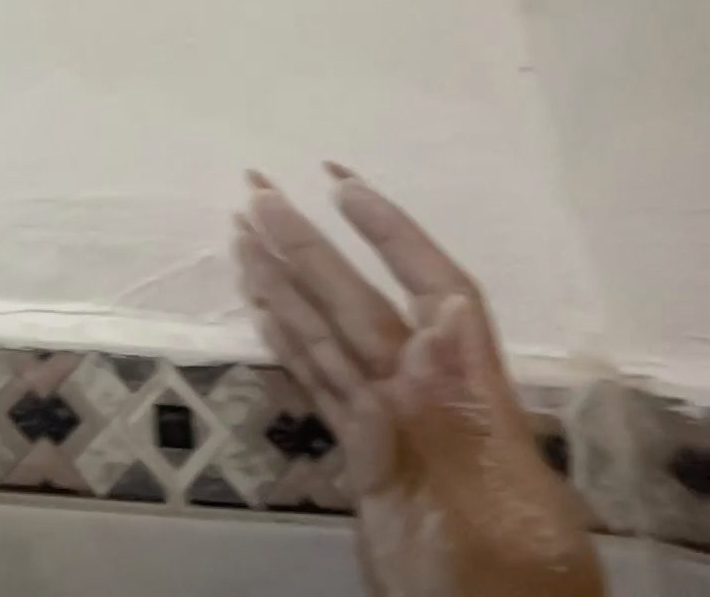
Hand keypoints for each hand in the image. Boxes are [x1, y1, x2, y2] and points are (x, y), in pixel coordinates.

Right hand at [233, 165, 602, 596]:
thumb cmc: (498, 588)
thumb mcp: (493, 508)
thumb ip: (459, 412)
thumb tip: (443, 316)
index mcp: (464, 403)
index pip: (432, 294)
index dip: (391, 234)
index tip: (338, 183)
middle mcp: (421, 398)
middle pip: (355, 305)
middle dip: (307, 245)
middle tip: (254, 192)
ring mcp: (385, 422)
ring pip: (325, 334)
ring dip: (283, 281)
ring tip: (241, 233)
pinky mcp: (357, 451)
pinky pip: (314, 379)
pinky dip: (284, 339)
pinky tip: (261, 308)